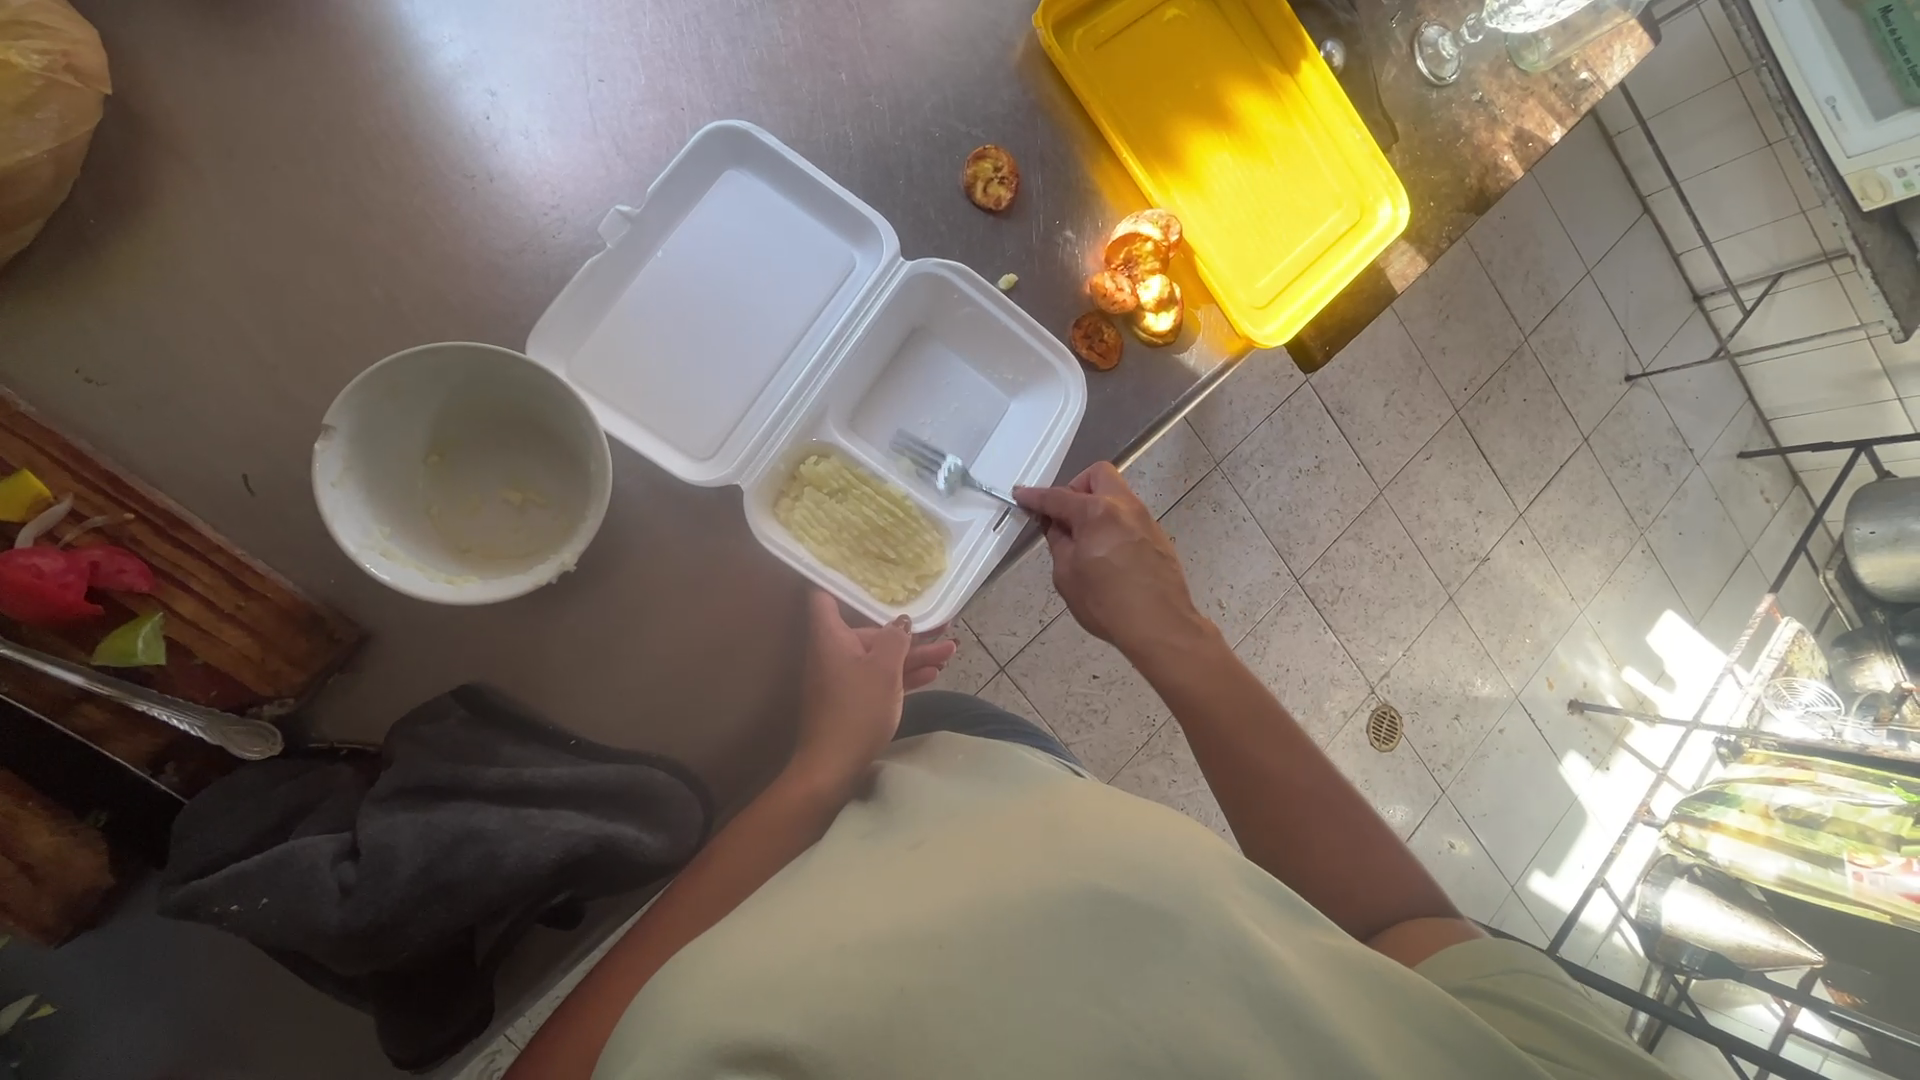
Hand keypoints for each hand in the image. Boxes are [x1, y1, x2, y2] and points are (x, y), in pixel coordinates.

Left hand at [789, 591, 951, 795]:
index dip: (840, 580)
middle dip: (906, 631)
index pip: (825, 597)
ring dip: (915, 655)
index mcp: (831, 637)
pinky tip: (934, 674)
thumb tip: (902, 621)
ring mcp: (845, 678)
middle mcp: (835, 652)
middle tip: (942, 626)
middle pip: (870, 631)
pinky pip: (882, 679)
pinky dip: (905, 676)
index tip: (864, 569)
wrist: (834, 766)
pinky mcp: (855, 701)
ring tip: (952, 650)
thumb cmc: (856, 708)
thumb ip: (896, 639)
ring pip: (882, 658)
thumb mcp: (884, 669)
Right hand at [1013, 463, 1213, 662]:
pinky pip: (1129, 517)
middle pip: (1098, 475)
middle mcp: (1124, 508)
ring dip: (1096, 506)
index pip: (1058, 497)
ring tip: (1084, 540)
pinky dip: (1112, 524)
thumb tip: (1057, 527)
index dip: (1036, 497)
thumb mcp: (1067, 575)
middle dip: (1076, 487)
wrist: (1159, 626)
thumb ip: (1059, 543)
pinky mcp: (1158, 537)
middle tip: (1064, 515)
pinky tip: (1106, 554)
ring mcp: (1145, 520)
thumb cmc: (1106, 603)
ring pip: (1117, 495)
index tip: (1022, 495)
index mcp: (1097, 513)